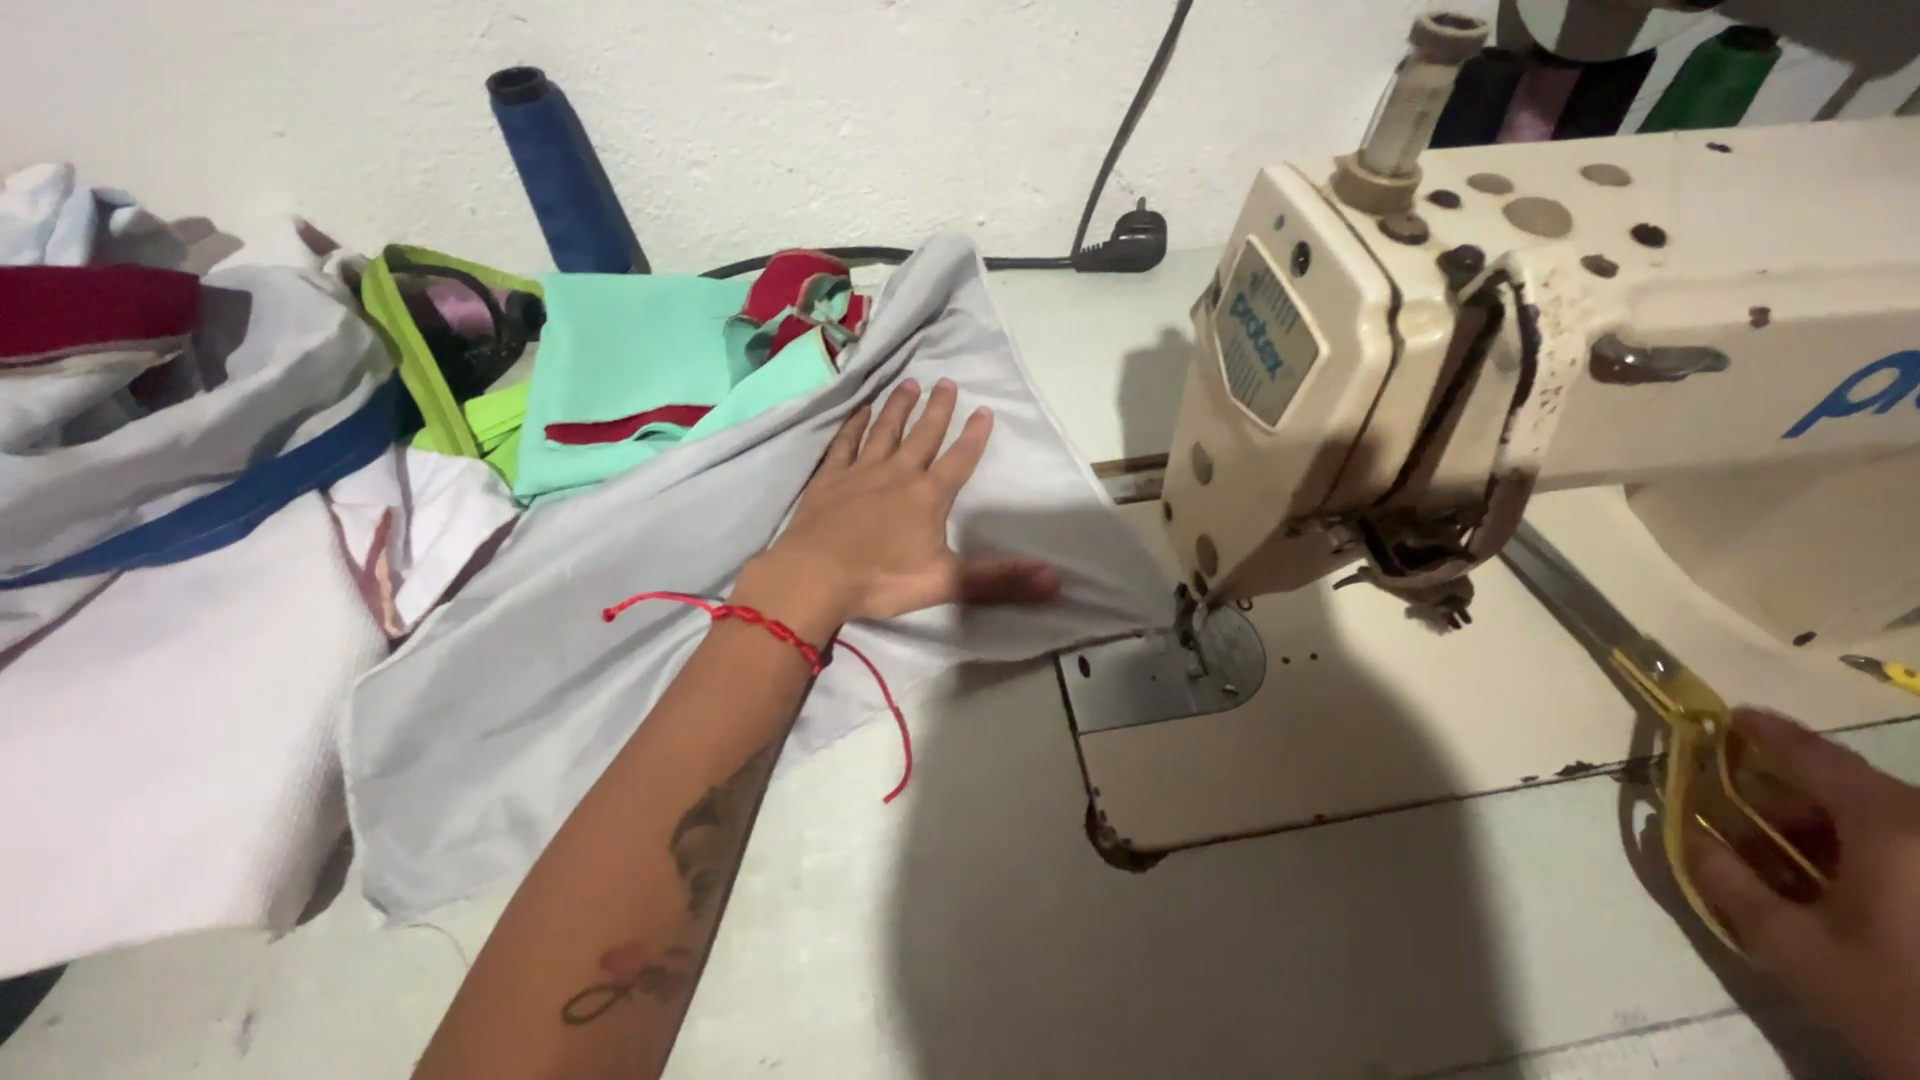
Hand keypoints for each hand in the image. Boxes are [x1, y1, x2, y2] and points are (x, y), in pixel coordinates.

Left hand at [733, 378, 1059, 639]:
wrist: (814, 576)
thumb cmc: (881, 579)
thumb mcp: (946, 582)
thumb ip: (999, 579)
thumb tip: (1055, 580)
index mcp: (928, 497)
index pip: (959, 460)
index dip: (974, 436)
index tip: (984, 410)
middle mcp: (897, 474)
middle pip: (923, 435)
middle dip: (937, 409)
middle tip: (947, 381)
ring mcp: (860, 473)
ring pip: (885, 430)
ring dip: (898, 407)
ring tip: (909, 383)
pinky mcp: (829, 479)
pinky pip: (845, 443)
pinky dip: (855, 425)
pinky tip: (861, 411)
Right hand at [1687, 708, 1919, 1078]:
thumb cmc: (1899, 1006)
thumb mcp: (1793, 949)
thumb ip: (1725, 881)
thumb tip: (1680, 830)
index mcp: (1893, 830)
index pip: (1817, 759)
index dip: (1767, 734)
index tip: (1727, 717)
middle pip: (1852, 792)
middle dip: (1789, 803)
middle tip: (1742, 831)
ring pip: (1886, 822)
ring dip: (1829, 834)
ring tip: (1791, 875)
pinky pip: (1913, 848)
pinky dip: (1869, 856)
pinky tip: (1845, 896)